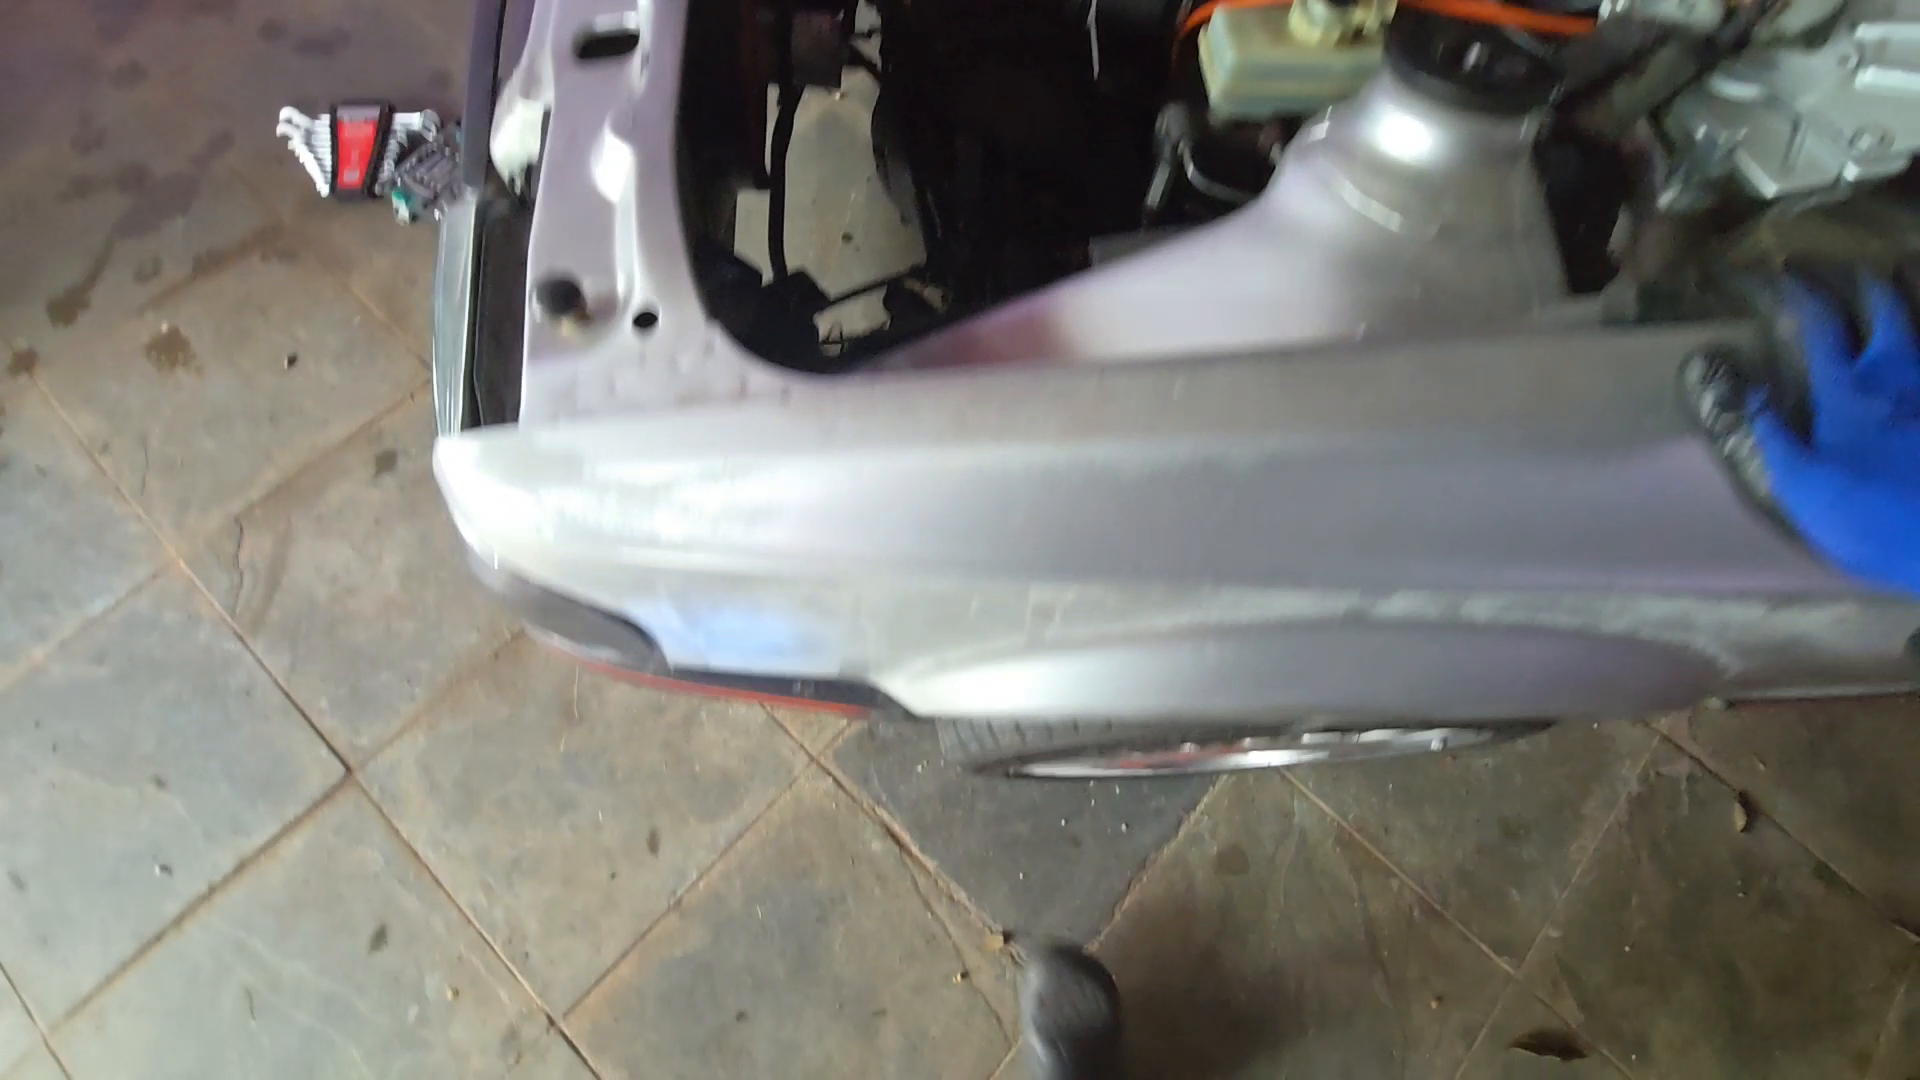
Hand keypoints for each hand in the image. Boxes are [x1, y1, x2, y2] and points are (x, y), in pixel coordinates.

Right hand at [1746, 275, 1919, 595]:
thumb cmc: (1862, 514)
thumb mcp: (1796, 478)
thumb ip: (1773, 428)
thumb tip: (1747, 386)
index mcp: (1850, 394)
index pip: (1823, 329)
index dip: (1802, 296)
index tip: (1781, 274)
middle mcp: (1903, 379)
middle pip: (1890, 314)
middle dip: (1866, 285)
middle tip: (1843, 271)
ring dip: (1906, 305)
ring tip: (1892, 285)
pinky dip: (1918, 347)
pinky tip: (1910, 347)